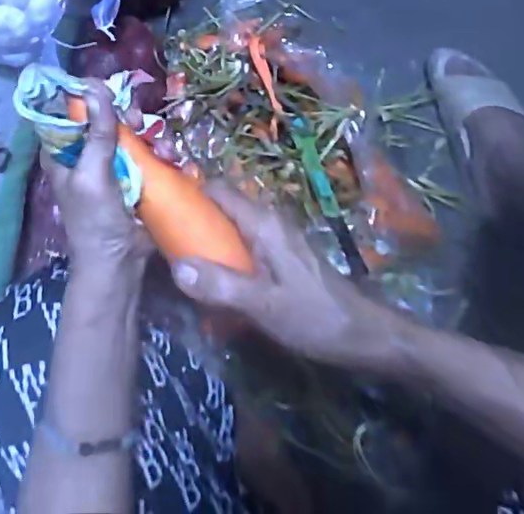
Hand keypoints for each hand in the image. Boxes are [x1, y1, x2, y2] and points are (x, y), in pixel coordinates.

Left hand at [44, 81, 151, 275]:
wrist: (120, 264)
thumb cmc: (95, 221)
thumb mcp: (93, 174)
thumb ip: (98, 132)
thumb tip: (96, 87)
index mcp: (62, 151)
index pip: (70, 111)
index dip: (89, 97)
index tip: (109, 91)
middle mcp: (83, 153)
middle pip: (104, 117)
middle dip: (124, 116)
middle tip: (137, 121)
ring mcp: (110, 163)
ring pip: (129, 132)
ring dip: (148, 134)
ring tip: (161, 146)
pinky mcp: (133, 174)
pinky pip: (147, 151)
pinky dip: (159, 151)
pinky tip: (171, 158)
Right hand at [172, 183, 418, 374]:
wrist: (366, 336)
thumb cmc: (315, 317)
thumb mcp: (264, 306)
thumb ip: (221, 286)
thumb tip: (176, 266)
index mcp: (262, 222)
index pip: (215, 188)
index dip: (185, 189)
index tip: (156, 201)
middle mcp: (267, 219)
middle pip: (220, 201)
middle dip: (191, 210)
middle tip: (160, 230)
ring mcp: (275, 234)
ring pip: (230, 219)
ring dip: (205, 229)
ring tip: (177, 248)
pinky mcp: (280, 251)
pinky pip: (241, 236)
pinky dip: (221, 244)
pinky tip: (211, 269)